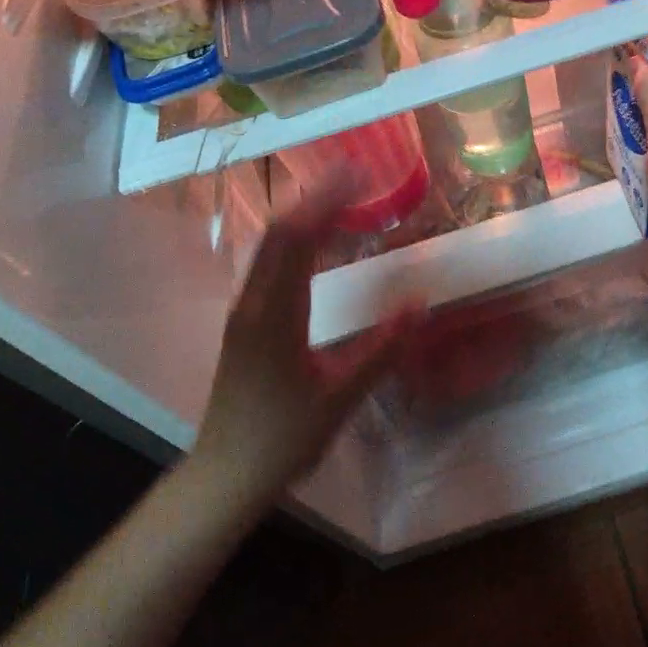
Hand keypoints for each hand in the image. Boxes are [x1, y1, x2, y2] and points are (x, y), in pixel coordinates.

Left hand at [193, 187, 422, 502]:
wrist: (226, 474)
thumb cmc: (283, 438)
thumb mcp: (340, 397)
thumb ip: (381, 349)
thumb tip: (421, 302)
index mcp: (275, 314)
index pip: (298, 240)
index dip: (327, 201)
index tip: (359, 174)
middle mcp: (253, 302)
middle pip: (280, 232)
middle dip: (317, 196)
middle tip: (355, 172)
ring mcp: (244, 310)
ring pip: (270, 245)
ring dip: (303, 214)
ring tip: (340, 195)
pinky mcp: (245, 322)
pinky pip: (268, 263)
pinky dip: (294, 239)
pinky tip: (316, 241)